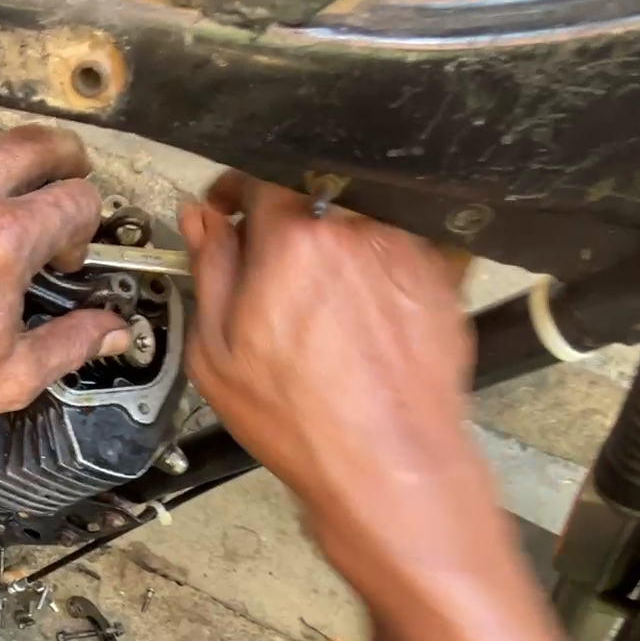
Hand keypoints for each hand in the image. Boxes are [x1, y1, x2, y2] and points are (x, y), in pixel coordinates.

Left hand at [0, 126, 131, 457]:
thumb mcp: (10, 376)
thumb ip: (70, 344)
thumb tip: (107, 332)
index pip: (73, 200)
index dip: (86, 225)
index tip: (70, 253)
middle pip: (29, 146)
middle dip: (62, 158)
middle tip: (69, 171)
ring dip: (4, 154)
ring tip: (14, 177)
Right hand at [180, 174, 502, 597]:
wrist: (383, 460)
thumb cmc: (295, 417)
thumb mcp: (216, 351)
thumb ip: (209, 270)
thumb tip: (202, 219)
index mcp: (292, 241)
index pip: (256, 180)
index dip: (233, 194)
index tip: (225, 211)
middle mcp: (354, 230)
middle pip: (305, 205)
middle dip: (279, 234)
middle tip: (263, 286)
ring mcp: (403, 250)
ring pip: (347, 230)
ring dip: (324, 257)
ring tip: (312, 319)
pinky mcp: (437, 275)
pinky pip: (386, 256)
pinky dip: (363, 278)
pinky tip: (350, 329)